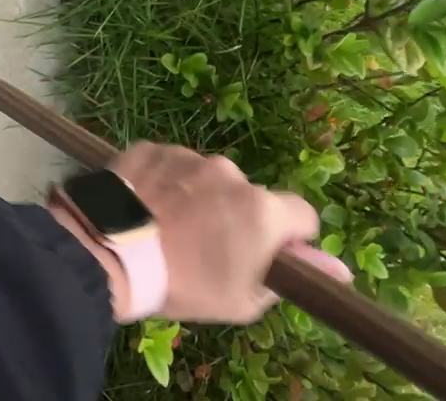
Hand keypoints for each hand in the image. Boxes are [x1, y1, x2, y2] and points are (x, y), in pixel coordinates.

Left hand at [110, 142, 349, 323]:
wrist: (108, 250)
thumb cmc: (184, 283)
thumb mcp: (245, 297)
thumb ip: (292, 274)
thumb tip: (337, 268)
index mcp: (261, 208)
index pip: (301, 213)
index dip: (290, 235)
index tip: (269, 250)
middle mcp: (226, 172)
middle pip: (247, 193)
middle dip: (237, 213)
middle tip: (207, 240)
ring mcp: (183, 155)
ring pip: (204, 176)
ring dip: (197, 194)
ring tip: (169, 222)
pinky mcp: (146, 148)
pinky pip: (167, 164)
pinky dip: (162, 180)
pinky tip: (145, 202)